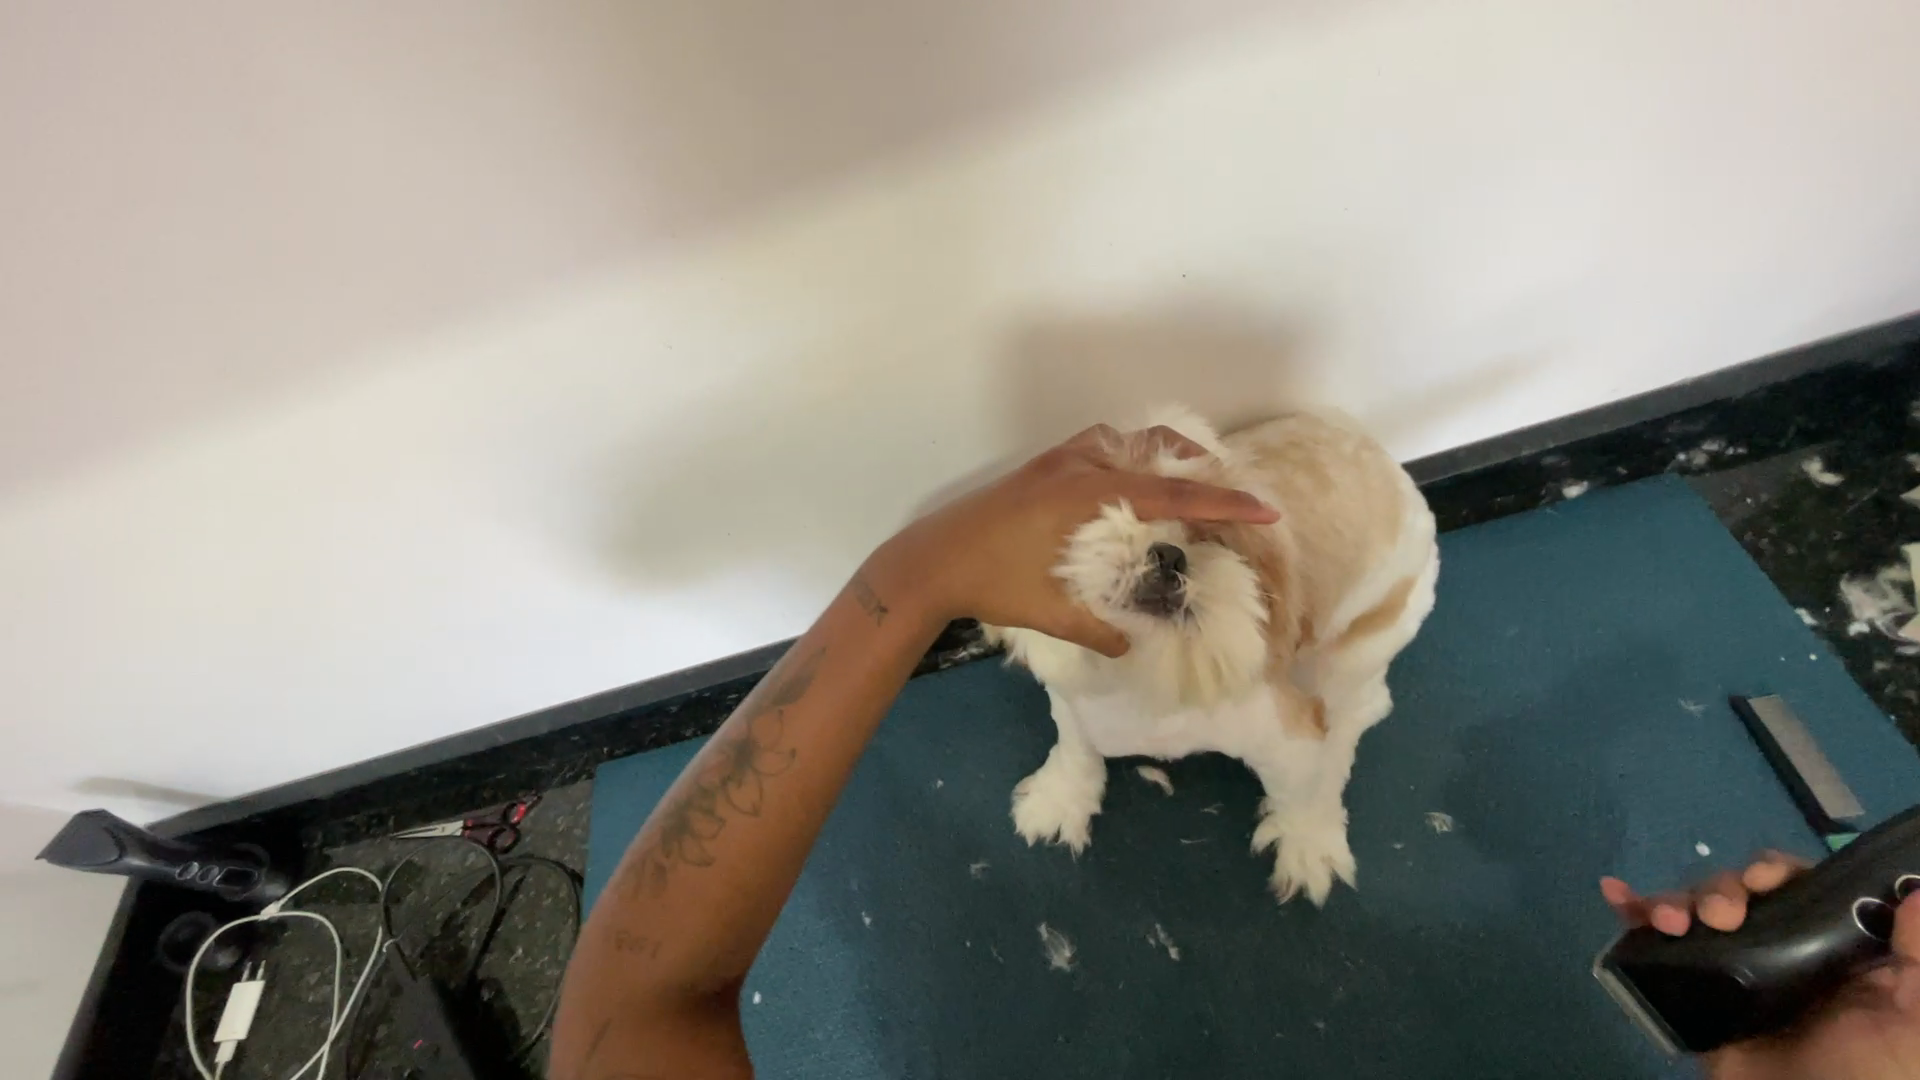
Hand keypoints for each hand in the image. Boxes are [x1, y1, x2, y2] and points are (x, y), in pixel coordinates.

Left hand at [866, 424, 1277, 657]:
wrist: (929, 561)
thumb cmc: (991, 584)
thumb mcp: (1052, 612)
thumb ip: (1099, 629)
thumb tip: (1132, 645)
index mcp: (1087, 496)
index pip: (1170, 494)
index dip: (1222, 501)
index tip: (1265, 508)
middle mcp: (1077, 466)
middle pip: (1154, 451)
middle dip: (1198, 467)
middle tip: (1226, 493)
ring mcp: (1055, 461)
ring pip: (1124, 440)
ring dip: (1159, 455)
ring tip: (1182, 482)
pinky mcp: (1039, 467)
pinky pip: (1097, 447)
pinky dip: (1124, 456)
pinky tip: (1125, 488)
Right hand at [1601, 857, 1919, 1078]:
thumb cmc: (1870, 1077)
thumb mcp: (1916, 1029)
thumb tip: (1917, 891)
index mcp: (1838, 955)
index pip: (1803, 890)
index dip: (1776, 873)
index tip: (1762, 882)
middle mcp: (1783, 949)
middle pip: (1739, 891)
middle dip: (1717, 889)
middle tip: (1714, 916)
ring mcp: (1731, 964)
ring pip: (1692, 907)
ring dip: (1671, 900)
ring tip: (1665, 923)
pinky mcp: (1689, 981)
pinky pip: (1650, 935)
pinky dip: (1630, 907)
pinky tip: (1616, 894)